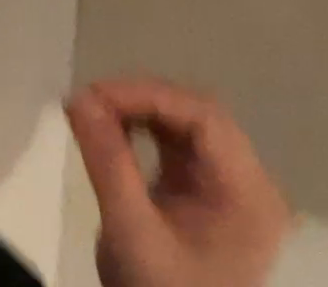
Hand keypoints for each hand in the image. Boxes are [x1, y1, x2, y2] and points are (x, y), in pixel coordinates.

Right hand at [66, 78, 289, 286]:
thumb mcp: (131, 231)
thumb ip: (108, 162)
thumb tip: (79, 97)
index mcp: (248, 195)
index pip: (205, 118)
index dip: (147, 95)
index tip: (92, 96)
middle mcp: (248, 183)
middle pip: (198, 115)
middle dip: (140, 99)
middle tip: (86, 103)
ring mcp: (226, 187)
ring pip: (184, 123)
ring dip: (137, 110)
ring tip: (91, 113)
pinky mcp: (201, 191)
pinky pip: (174, 142)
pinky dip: (140, 128)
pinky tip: (109, 131)